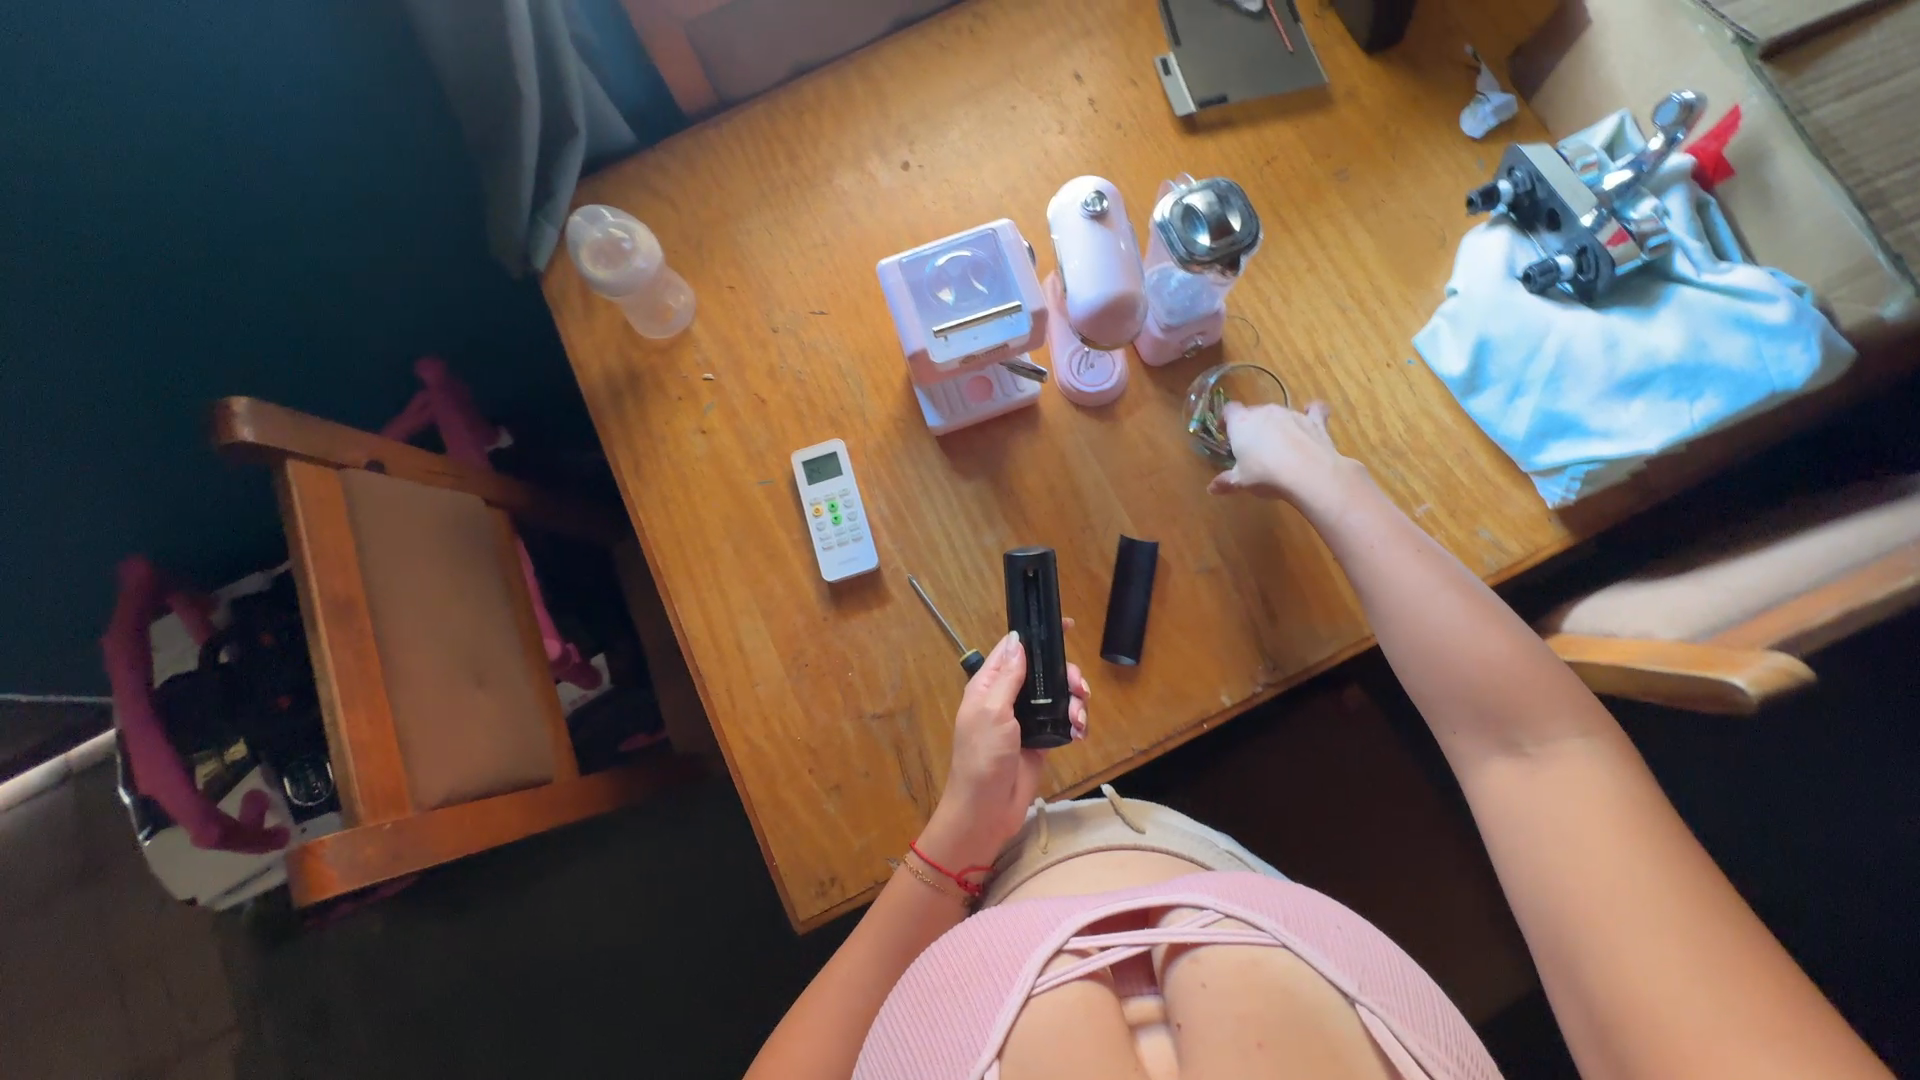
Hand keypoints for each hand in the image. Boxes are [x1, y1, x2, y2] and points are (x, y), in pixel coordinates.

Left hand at [919, 628, 1089, 872]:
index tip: (1065, 626)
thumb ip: (1008, 676)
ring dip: (1074, 700)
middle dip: (1066, 675)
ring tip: (1077, 717)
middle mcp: (1008, 697)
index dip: (1037, 635)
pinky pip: (1064, 720)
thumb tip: (1018, 641)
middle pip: (1044, 670)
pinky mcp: (1042, 739)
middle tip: (1079, 688)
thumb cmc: (982, 757)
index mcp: (989, 685)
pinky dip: (1076, 721)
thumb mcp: (991, 711)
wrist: (988, 809)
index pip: (1014, 649)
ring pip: (1058, 694)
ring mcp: (1026, 719)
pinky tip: (1079, 731)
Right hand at [1207, 400, 1360, 508]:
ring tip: (1278, 443)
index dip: (1226, 419)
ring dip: (1276, 424)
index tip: (1225, 432)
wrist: (1308, 473)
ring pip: (1279, 413)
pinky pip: (1314, 410)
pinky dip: (1312, 412)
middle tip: (1251, 446)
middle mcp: (1265, 412)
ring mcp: (1291, 414)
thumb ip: (1226, 481)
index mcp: (1241, 423)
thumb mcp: (1241, 481)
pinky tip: (1312, 414)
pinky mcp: (1314, 421)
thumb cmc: (1265, 474)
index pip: (1229, 410)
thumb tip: (1212, 488)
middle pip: (1254, 412)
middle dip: (1251, 425)